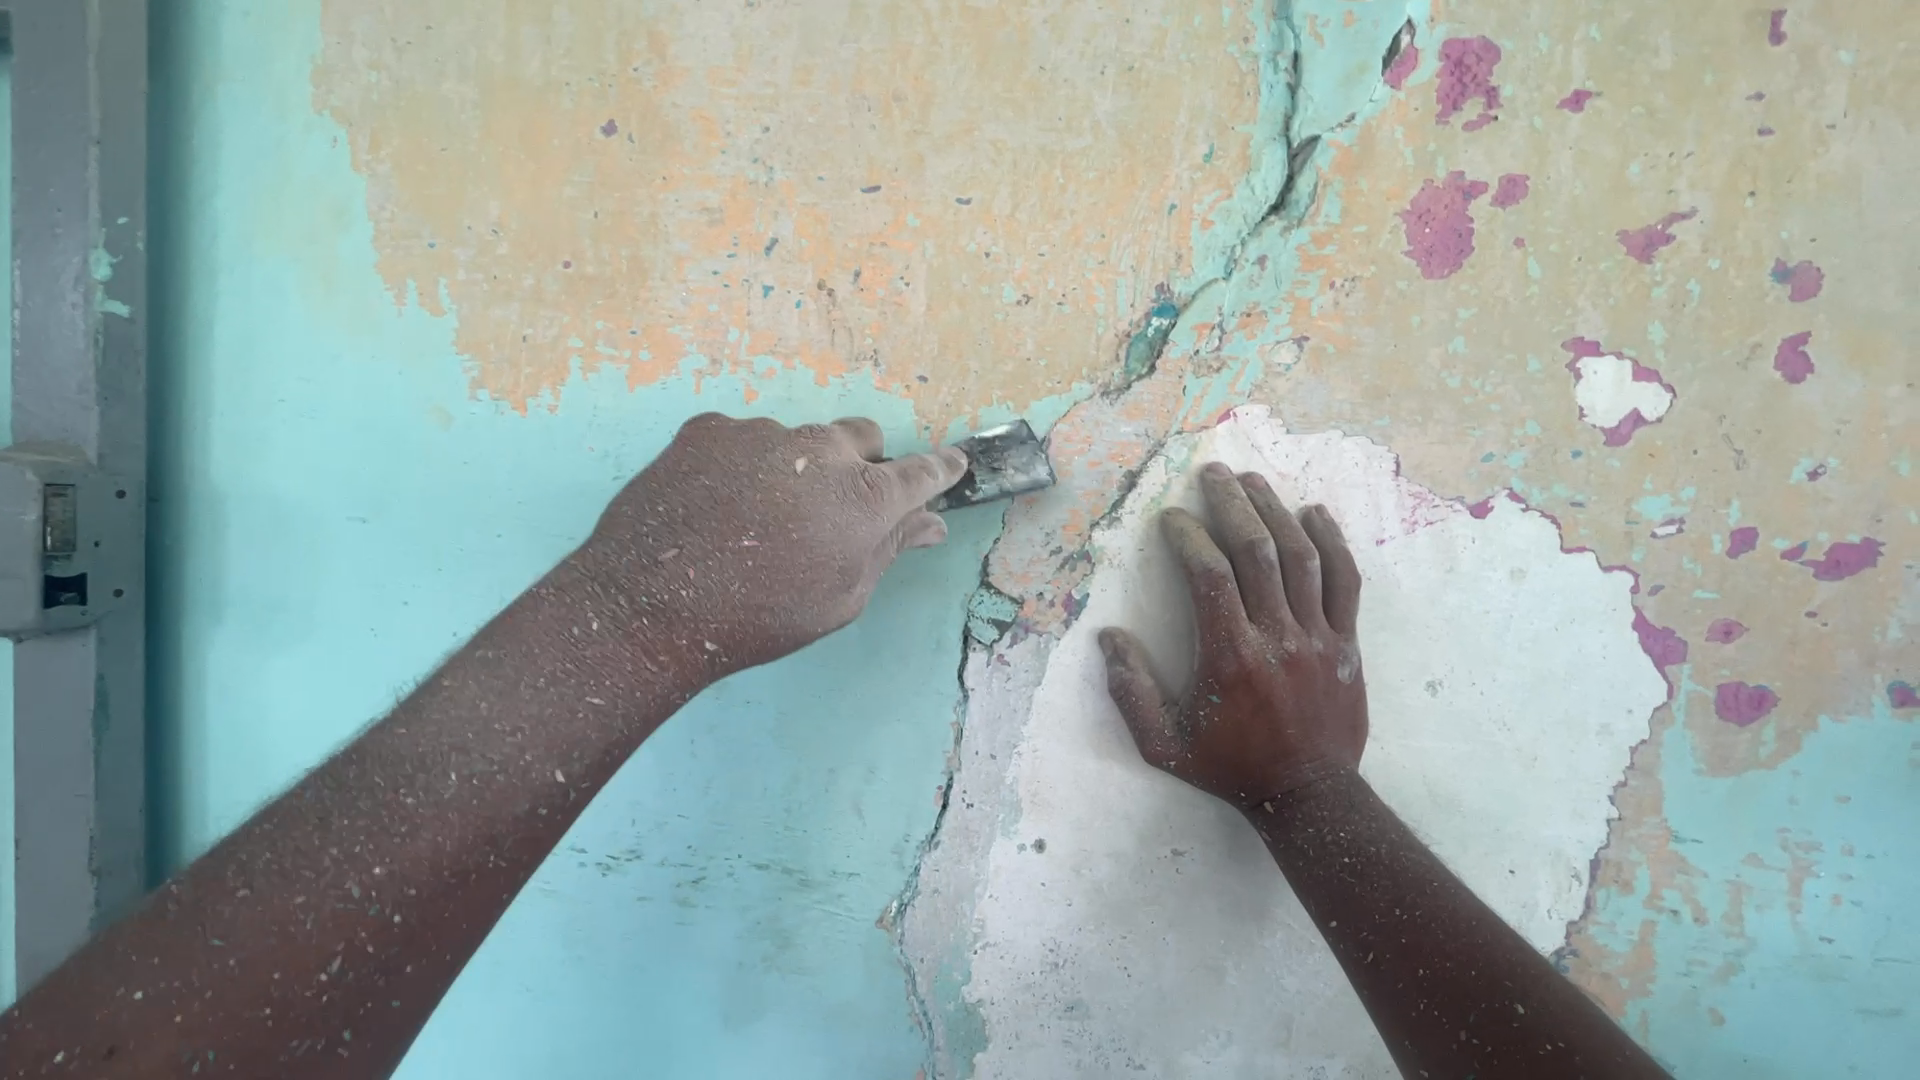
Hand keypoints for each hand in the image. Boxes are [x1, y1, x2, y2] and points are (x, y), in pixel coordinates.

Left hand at [570, 413, 966, 679]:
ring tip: (759, 516)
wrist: (650, 608)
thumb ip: (889, 549)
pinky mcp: (709, 429)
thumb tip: (931, 523)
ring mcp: (760, 432)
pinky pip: (744, 439)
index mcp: (864, 496)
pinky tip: (720, 503)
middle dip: (862, 463)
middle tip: (835, 507)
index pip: (923, 471)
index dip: (941, 469)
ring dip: (797, 466)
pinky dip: (745, 464)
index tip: (952, 464)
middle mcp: (820, 449)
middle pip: (862, 437)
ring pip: (799, 439)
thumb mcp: (841, 597)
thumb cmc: (762, 617)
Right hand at [1098, 462, 1366, 811]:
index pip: (1208, 574)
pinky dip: (1332, 542)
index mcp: (1229, 655)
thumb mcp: (1162, 744)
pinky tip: (1314, 513)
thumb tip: (1109, 639)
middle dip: (1231, 504)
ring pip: (1300, 557)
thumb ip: (1130, 692)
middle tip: (1212, 473)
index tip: (1170, 519)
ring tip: (1252, 479)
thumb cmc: (1229, 767)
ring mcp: (1317, 637)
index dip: (1187, 537)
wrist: (1308, 797)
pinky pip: (1345, 582)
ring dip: (1274, 511)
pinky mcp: (1347, 644)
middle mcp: (1276, 636)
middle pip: (1256, 551)